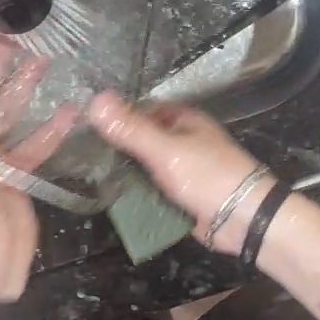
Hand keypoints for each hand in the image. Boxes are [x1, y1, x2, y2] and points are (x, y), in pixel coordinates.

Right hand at [86, 93, 274, 254]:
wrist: (244, 219)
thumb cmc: (209, 177)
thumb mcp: (167, 150)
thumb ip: (131, 129)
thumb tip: (95, 99)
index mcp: (182, 120)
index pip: (138, 111)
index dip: (112, 118)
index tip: (79, 127)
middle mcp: (181, 141)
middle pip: (139, 140)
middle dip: (114, 148)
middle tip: (75, 155)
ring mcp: (181, 170)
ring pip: (143, 167)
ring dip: (122, 172)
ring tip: (83, 176)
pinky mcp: (180, 196)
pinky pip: (151, 190)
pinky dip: (135, 193)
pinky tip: (109, 196)